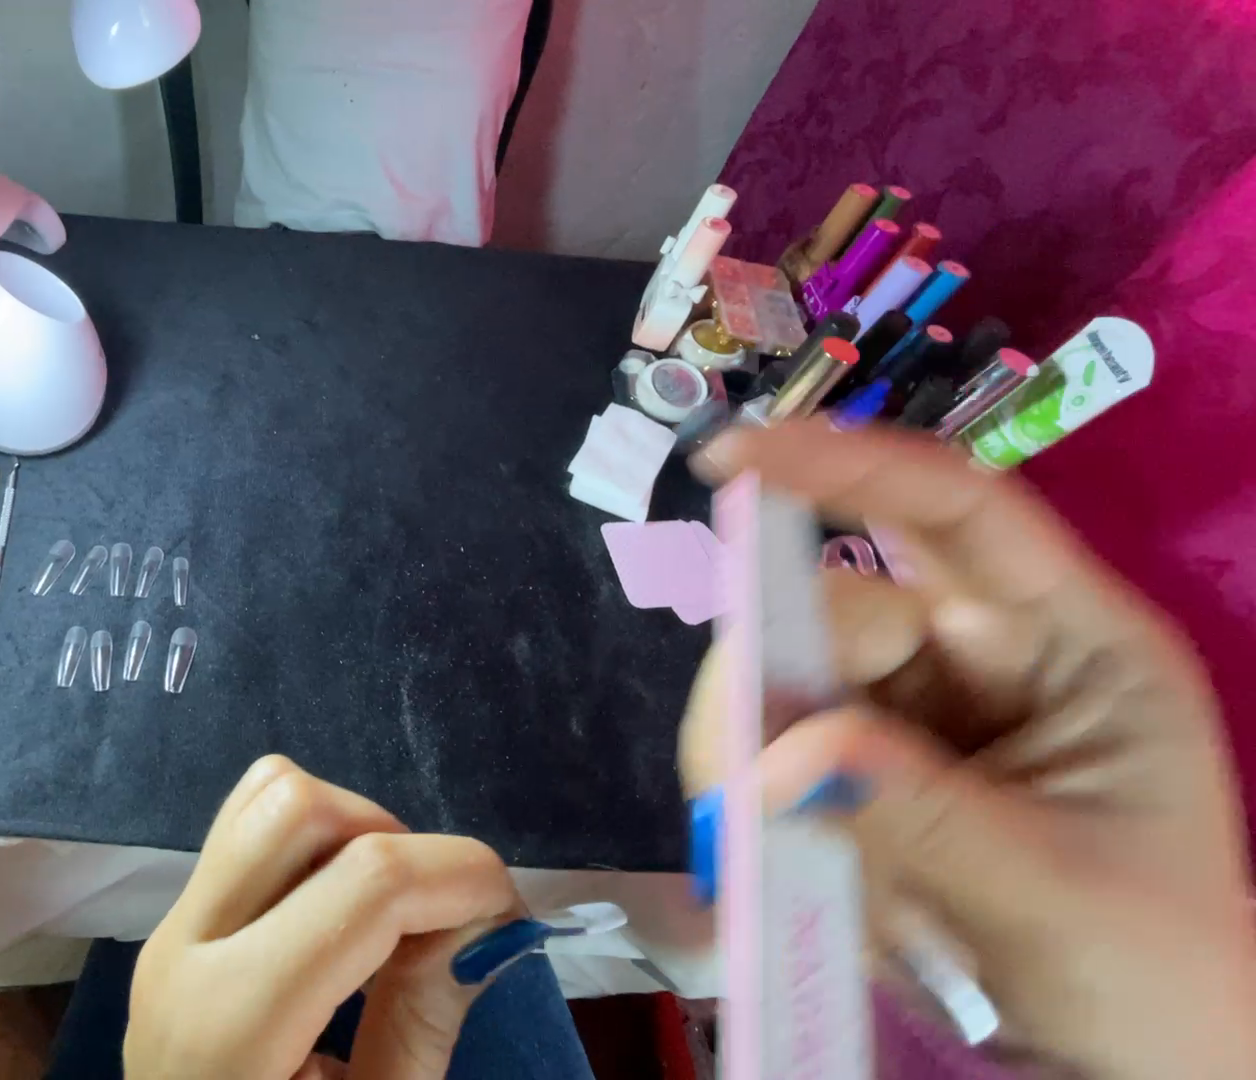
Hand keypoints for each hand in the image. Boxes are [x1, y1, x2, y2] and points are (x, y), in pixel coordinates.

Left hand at [126, 756, 520, 1079]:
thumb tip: (481, 918)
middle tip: (427, 916)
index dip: (458, 875)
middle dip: (391, 839)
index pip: (364, 884)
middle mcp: (184, 944)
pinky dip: (311, 832)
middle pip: (296, 805)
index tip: (505, 910)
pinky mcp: (180, 912)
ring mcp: (173, 919)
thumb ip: (424, 1021)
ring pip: (266, 794)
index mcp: (229, 1021)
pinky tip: (334, 900)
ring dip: (347, 825)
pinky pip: (247, 820)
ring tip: (378, 906)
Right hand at [683, 422, 1255, 1079]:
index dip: (846, 466)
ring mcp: (881, 704)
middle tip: (745, 780)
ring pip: (768, 678)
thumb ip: (925, 817)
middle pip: (825, 615)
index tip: (732, 456)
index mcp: (1061, 645)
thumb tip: (785, 749)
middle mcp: (959, 653)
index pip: (953, 512)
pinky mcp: (822, 753)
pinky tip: (769, 852)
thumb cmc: (1151, 976)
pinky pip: (749, 740)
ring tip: (779, 853)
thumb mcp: (1066, 902)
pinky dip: (740, 792)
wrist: (1115, 1064)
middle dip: (779, 687)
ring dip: (751, 758)